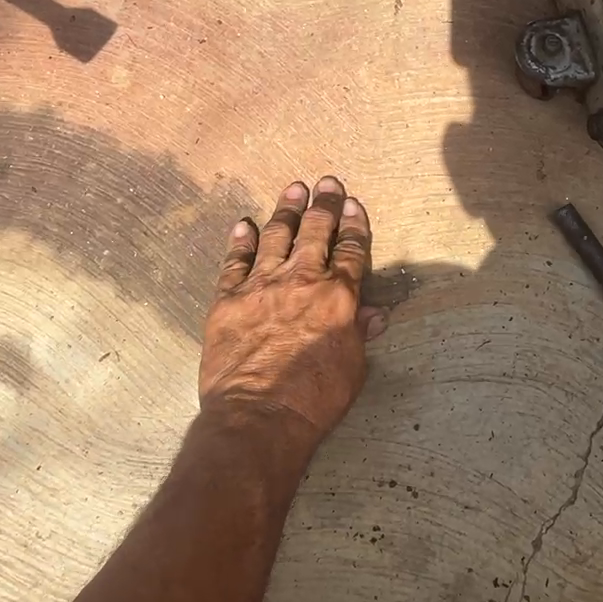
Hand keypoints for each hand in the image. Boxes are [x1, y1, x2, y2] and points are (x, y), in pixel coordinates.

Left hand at [198, 177, 384, 446]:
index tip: (352, 202)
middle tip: (326, 182)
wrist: (258, 419)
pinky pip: (234, 262)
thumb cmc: (315, 398)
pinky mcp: (228, 300)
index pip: (351, 249)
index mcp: (338, 295)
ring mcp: (262, 286)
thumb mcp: (353, 366)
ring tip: (293, 189)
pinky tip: (243, 224)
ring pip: (276, 237)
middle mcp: (302, 280)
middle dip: (323, 204)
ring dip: (286, 211)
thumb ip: (360, 332)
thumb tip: (375, 313)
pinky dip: (240, 241)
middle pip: (316, 231)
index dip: (353, 223)